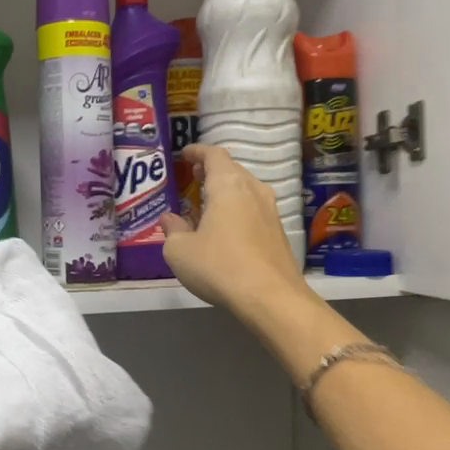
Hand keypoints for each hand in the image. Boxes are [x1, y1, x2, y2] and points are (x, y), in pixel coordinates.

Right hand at [160, 144, 315, 319]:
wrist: (271, 297)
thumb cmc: (219, 266)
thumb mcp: (180, 251)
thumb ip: (172, 229)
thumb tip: (170, 219)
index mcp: (228, 185)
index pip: (214, 154)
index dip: (198, 151)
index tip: (185, 155)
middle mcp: (253, 190)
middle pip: (232, 170)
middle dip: (212, 171)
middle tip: (194, 178)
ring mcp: (270, 211)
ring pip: (245, 190)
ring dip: (226, 191)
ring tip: (207, 203)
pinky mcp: (278, 232)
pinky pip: (254, 210)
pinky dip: (237, 210)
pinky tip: (225, 229)